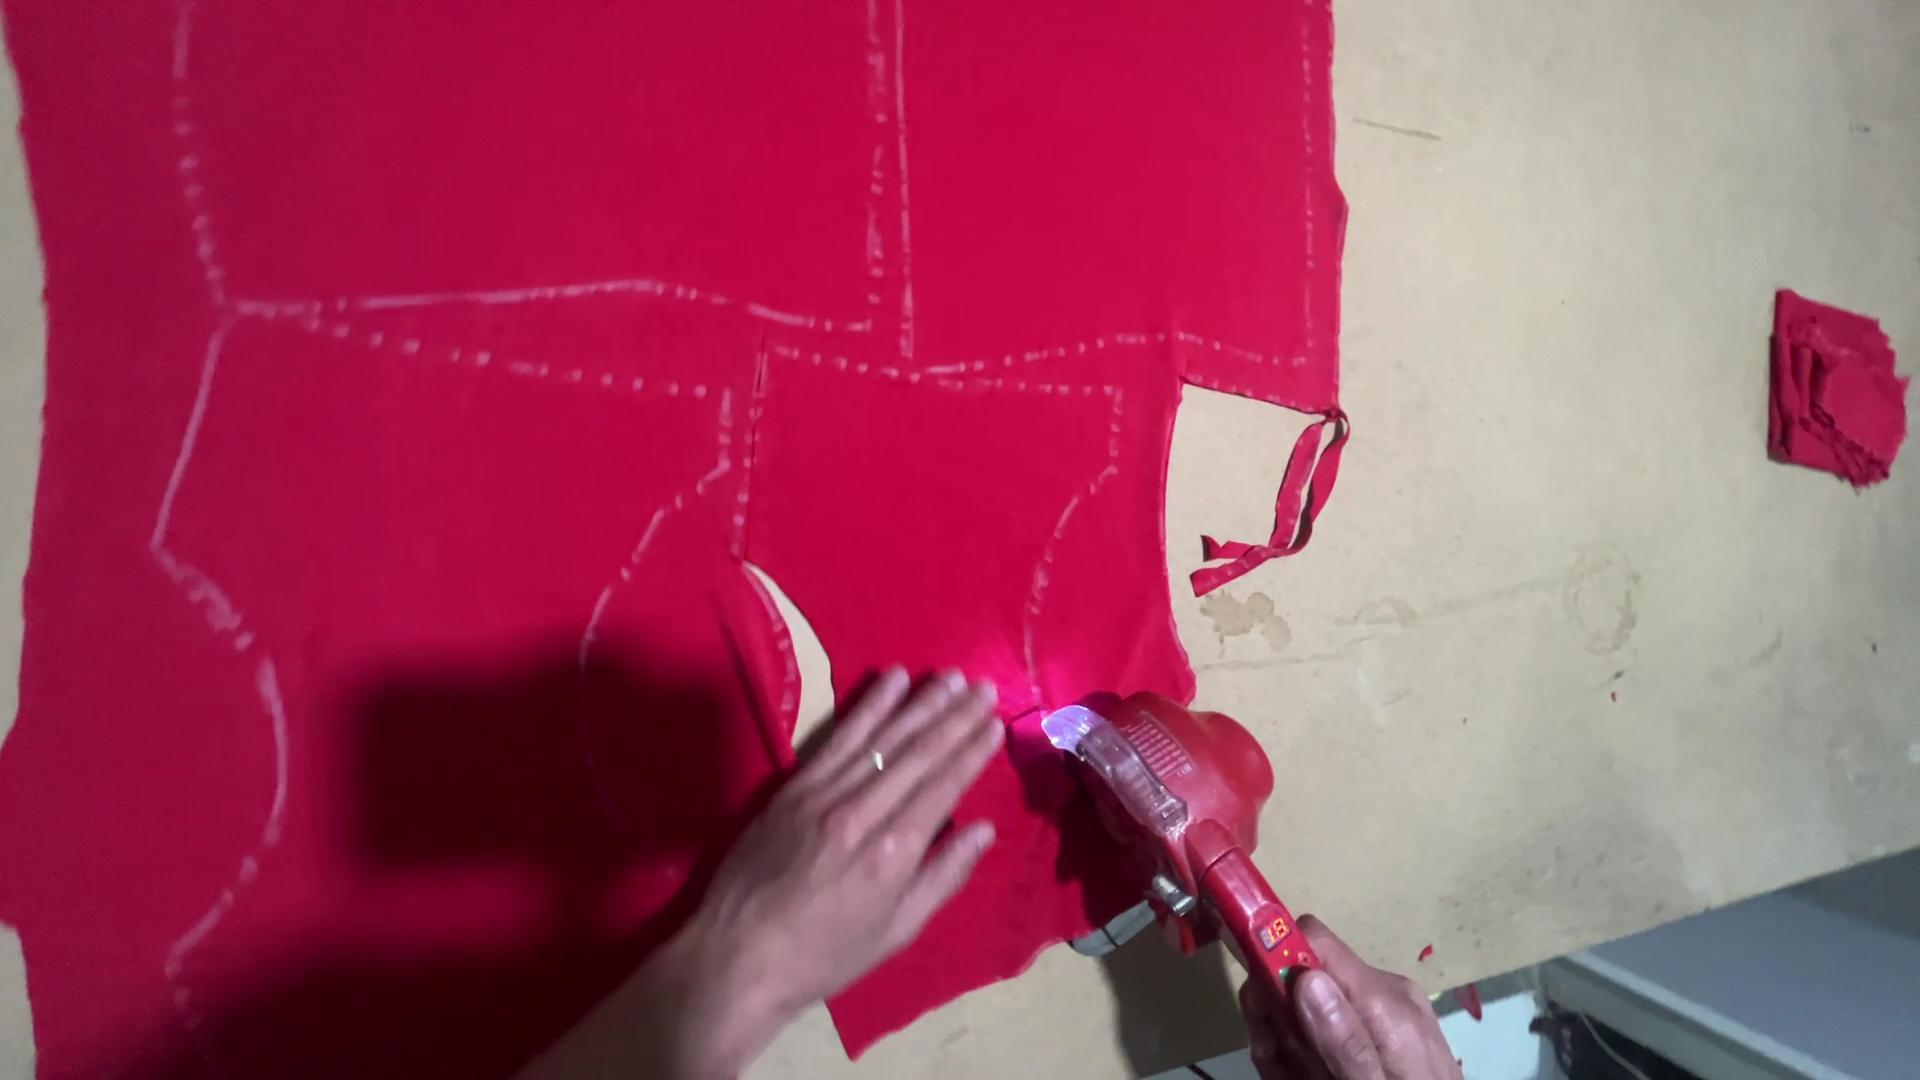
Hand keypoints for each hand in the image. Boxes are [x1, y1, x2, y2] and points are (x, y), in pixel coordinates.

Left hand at [694, 667, 1003, 1016]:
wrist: (738, 955)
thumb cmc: (825, 953)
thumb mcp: (896, 931)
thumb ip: (944, 875)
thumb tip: (985, 829)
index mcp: (893, 852)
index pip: (944, 786)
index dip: (973, 752)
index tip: (996, 723)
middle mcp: (863, 811)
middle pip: (919, 753)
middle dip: (957, 717)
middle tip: (985, 688)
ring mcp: (826, 792)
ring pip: (884, 736)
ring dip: (922, 702)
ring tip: (951, 677)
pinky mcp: (797, 783)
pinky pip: (840, 735)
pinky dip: (869, 704)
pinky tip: (893, 679)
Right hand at [1240, 916, 1460, 1079]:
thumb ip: (1347, 1046)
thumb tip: (1306, 978)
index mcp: (1387, 1002)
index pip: (1312, 940)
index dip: (1274, 963)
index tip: (1262, 1015)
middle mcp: (1385, 992)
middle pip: (1302, 973)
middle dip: (1275, 1016)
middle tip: (1274, 1065)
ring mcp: (1384, 1012)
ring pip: (1306, 1002)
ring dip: (1284, 1040)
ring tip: (1288, 1077)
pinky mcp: (1383, 1032)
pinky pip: (1328, 1022)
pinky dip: (1304, 1052)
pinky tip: (1305, 1077)